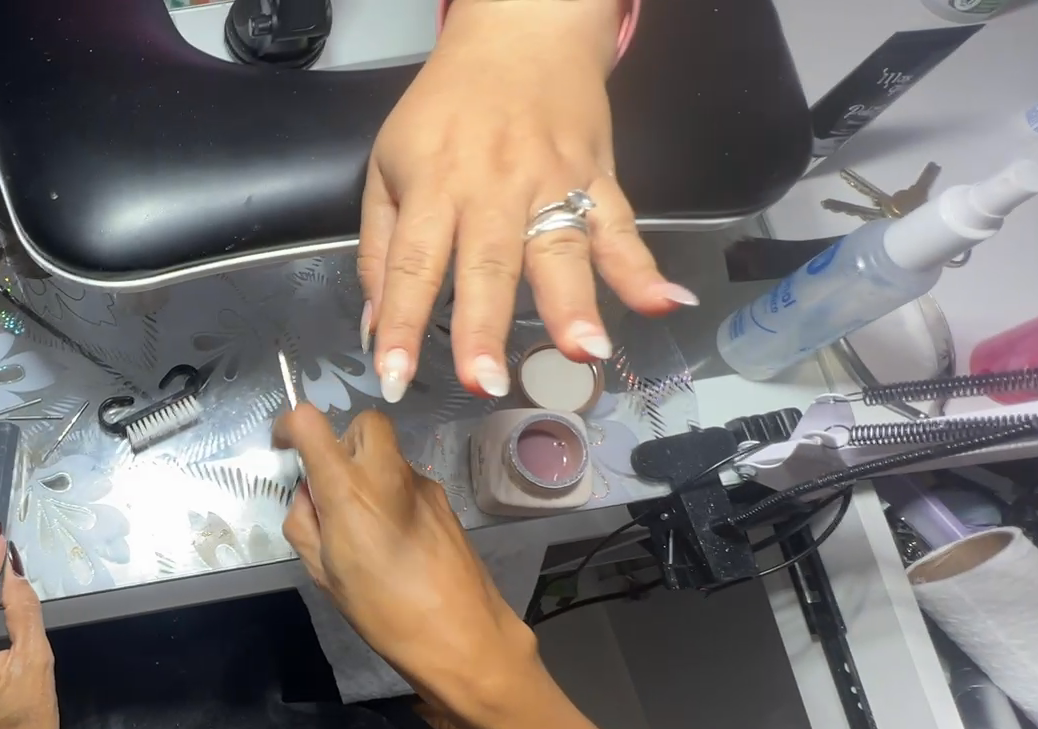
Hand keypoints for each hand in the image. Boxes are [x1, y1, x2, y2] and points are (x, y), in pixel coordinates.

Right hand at [274, 406, 541, 708]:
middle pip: (363, 423)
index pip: (311, 424)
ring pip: (387, 455)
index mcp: (349, 490)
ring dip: (366, 473)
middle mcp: (388, 474)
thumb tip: (310, 497)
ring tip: (361, 528)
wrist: (463, 636)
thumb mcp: (323, 573)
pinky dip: (389, 495)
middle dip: (340, 442)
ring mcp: (423, 484)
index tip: (285, 445)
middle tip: (331, 484)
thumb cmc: (382, 611)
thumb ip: (305, 524)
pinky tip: (391, 541)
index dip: (290, 425)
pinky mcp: (444, 501)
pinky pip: (405, 482)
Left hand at [359, 0, 695, 403]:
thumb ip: (378, 250)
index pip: (410, 267)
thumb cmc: (441, 113)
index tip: (393, 378)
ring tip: (583, 354)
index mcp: (432, 187)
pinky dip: (644, 265)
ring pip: (562, 247)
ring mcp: (552, 179)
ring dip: (574, 303)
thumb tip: (373, 325)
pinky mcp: (599, 172)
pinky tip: (665, 303)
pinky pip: (623, 223)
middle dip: (486, 328)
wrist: (522, 28)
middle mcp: (492, 187)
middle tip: (484, 385)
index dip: (400, 325)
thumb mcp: (385, 169)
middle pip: (488, 264)